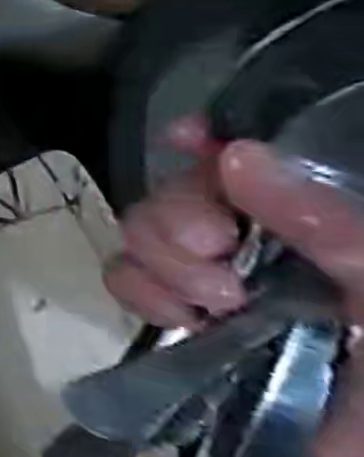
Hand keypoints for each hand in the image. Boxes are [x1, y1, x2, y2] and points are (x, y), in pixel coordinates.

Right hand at [107, 115, 363, 456]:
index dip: (212, 138)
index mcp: (326, 224)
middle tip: (212, 248)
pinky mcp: (189, 318)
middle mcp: (271, 241)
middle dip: (177, 214)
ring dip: (161, 260)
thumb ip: (329, 226)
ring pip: (142, 233)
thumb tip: (236, 153)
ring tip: (214, 301)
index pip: (260, 157)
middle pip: (180, 191)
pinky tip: (181, 318)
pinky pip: (128, 281)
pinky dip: (142, 293)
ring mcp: (225, 279)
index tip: (187, 138)